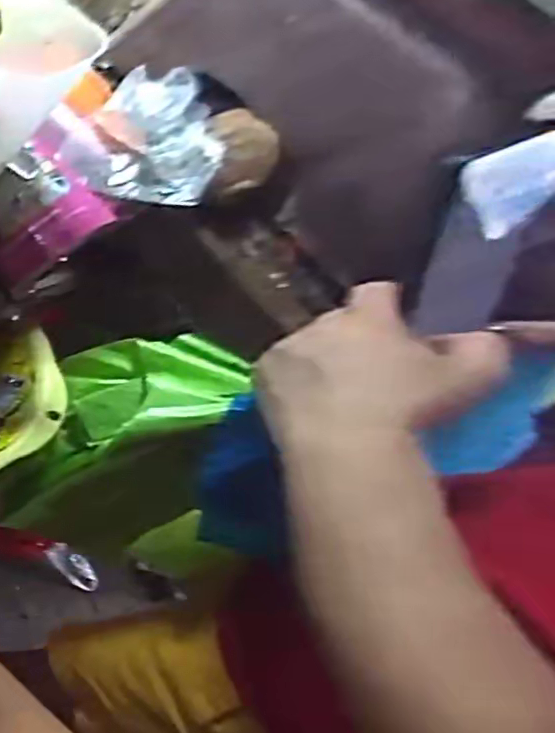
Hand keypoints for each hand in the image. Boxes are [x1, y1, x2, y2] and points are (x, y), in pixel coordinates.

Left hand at [256, 281, 510, 445]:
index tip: (397, 317)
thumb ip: (476, 344)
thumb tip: (461, 338)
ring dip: (320, 355)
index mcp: (364, 318)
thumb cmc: (410, 404)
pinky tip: (311, 398)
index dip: (387, 301)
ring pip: (304, 344)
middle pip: (336, 320)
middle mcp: (315, 327)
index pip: (373, 290)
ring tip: (339, 384)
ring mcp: (279, 351)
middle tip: (373, 361)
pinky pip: (280, 367)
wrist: (339, 442)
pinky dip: (293, 376)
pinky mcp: (256, 376)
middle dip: (354, 333)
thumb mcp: (475, 372)